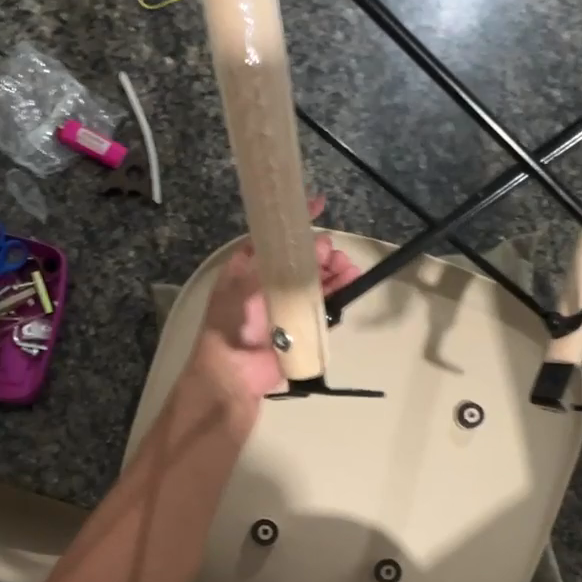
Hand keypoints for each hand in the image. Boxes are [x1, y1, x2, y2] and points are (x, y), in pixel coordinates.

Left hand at [188, 198, 358, 406]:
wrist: (232, 376)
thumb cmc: (231, 326)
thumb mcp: (244, 284)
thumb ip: (276, 263)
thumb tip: (316, 246)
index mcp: (246, 273)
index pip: (273, 240)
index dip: (293, 223)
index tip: (318, 205)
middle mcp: (265, 288)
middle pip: (298, 263)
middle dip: (319, 254)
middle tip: (335, 252)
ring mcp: (283, 310)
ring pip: (314, 284)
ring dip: (332, 273)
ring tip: (349, 268)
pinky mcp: (299, 332)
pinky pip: (321, 310)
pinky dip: (336, 297)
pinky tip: (350, 286)